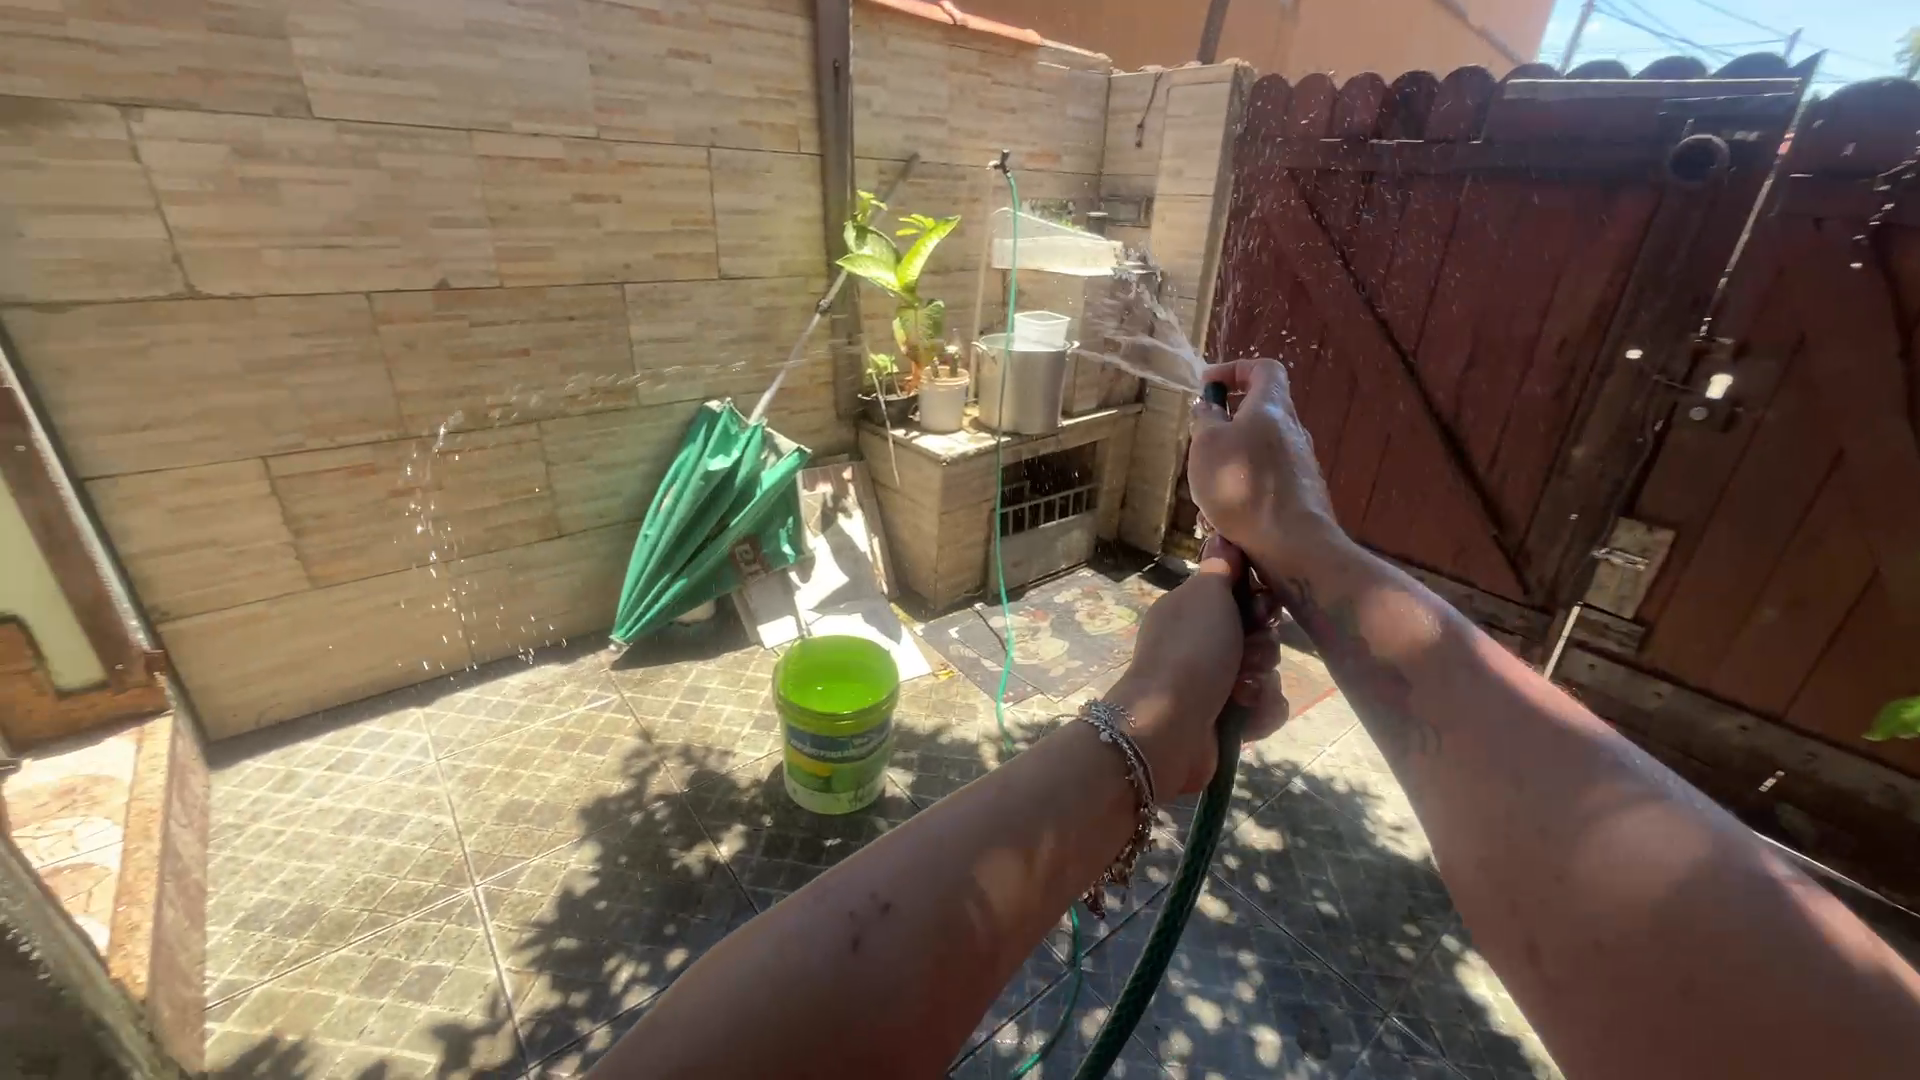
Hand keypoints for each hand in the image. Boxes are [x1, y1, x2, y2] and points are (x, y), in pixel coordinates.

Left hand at [1107, 537, 1290, 796]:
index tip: (1261, 608)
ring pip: (1265, 674)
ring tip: (1240, 690)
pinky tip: (1244, 714)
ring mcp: (1211, 685)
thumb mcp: (1205, 596)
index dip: (1257, 603)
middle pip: (1258, 637)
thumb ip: (1219, 569)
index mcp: (1188, 612)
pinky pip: (1264, 708)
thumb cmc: (1190, 651)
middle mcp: (1198, 646)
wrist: (1169, 725)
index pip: (1238, 597)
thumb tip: (1223, 538)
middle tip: (1246, 653)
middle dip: (1263, 646)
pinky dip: (1259, 712)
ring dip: (1261, 681)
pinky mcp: (1225, 720)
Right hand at [1189, 358, 1343, 577]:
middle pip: (1258, 414)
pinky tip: (1220, 521)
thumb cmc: (1242, 484)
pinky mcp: (1299, 496)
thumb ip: (1205, 420)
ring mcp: (1299, 466)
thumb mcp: (1207, 444)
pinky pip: (1262, 484)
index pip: (1263, 369)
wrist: (1292, 543)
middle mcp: (1292, 431)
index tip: (1207, 385)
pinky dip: (1238, 494)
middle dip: (1224, 428)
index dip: (1235, 369)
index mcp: (1272, 408)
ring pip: (1255, 455)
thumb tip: (1208, 407)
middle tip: (1199, 445)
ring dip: (1227, 468)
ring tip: (1203, 495)